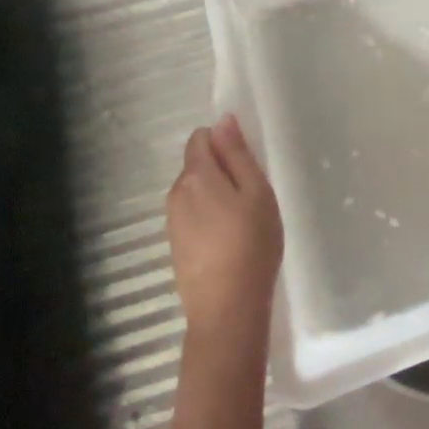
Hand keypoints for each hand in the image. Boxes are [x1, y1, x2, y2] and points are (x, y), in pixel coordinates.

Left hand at [167, 114, 283, 329]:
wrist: (226, 308)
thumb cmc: (251, 243)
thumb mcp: (256, 192)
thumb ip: (238, 154)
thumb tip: (222, 120)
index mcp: (196, 175)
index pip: (201, 138)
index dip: (225, 143)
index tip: (248, 165)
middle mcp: (176, 193)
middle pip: (197, 165)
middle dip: (221, 170)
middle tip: (252, 195)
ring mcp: (172, 221)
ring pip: (195, 191)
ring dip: (216, 195)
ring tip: (243, 220)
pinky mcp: (175, 244)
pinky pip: (192, 215)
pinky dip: (209, 218)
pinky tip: (228, 240)